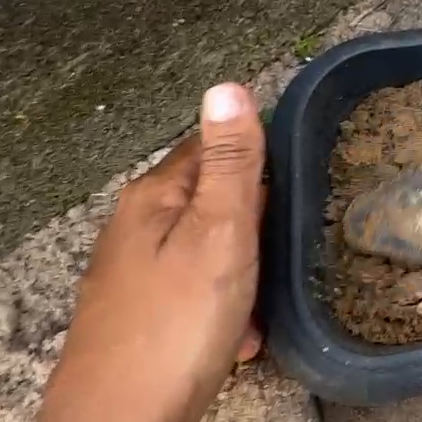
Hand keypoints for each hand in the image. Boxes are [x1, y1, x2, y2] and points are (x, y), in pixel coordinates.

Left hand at [36, 84, 265, 421]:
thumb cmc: (177, 327)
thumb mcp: (221, 233)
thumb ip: (231, 162)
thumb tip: (227, 85)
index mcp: (153, 195)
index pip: (216, 143)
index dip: (260, 162)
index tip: (291, 190)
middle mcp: (134, 225)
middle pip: (214, 197)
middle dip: (254, 222)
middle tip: (276, 253)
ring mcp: (130, 274)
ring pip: (209, 247)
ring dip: (242, 269)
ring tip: (257, 303)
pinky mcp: (133, 316)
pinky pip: (194, 289)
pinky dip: (221, 304)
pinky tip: (235, 336)